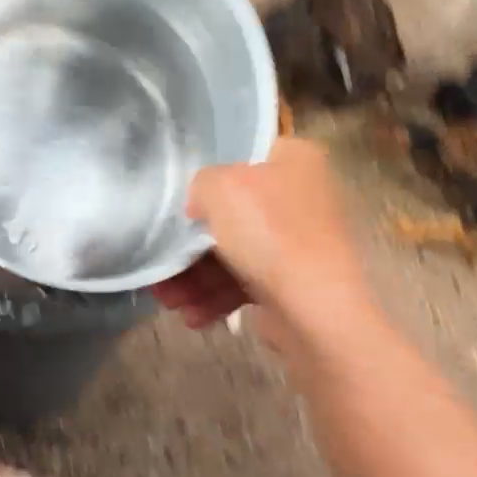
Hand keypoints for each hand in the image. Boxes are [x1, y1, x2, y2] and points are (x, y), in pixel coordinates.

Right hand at [155, 138, 374, 339]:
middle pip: (227, 216)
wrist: (316, 307)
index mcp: (292, 160)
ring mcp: (296, 241)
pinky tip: (193, 316)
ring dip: (194, 280)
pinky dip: (215, 299)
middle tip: (161, 271)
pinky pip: (242, 284)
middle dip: (187, 249)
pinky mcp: (290, 281)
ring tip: (171, 302)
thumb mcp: (222, 188)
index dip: (202, 183)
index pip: (238, 160)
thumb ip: (200, 182)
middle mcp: (298, 196)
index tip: (176, 208)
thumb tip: (198, 204)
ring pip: (230, 255)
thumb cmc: (270, 234)